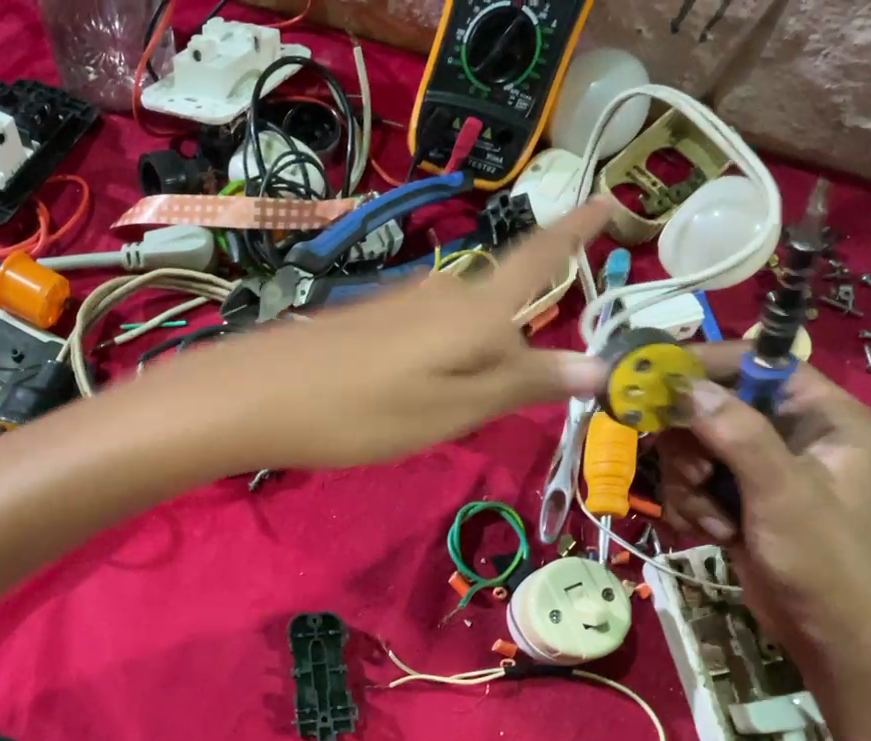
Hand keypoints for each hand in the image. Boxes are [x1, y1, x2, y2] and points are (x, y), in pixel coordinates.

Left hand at [155, 199, 618, 469]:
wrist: (258, 396)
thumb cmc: (365, 410)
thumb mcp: (454, 408)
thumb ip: (523, 383)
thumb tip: (600, 364)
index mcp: (477, 310)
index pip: (541, 259)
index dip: (578, 230)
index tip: (612, 199)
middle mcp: (441, 292)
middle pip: (500, 302)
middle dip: (515, 339)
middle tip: (508, 393)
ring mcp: (398, 303)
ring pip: (460, 323)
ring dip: (472, 357)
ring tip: (454, 404)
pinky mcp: (366, 319)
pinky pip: (425, 333)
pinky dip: (438, 360)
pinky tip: (411, 393)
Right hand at [656, 360, 870, 657]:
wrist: (828, 630)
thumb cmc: (822, 558)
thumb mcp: (781, 491)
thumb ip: (735, 433)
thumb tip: (682, 387)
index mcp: (820, 414)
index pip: (754, 363)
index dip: (703, 367)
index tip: (651, 381)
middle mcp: (788, 430)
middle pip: (709, 406)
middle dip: (692, 448)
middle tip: (698, 478)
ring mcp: (758, 466)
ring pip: (691, 448)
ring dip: (690, 487)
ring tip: (716, 521)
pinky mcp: (736, 496)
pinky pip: (690, 482)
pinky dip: (692, 508)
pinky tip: (714, 534)